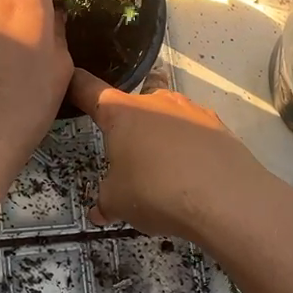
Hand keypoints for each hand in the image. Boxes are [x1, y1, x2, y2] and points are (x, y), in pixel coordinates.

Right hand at [68, 68, 290, 242]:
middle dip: (127, 127)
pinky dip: (187, 149)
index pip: (88, 89)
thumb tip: (99, 211)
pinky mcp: (218, 126)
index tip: (68, 81)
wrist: (224, 199)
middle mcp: (154, 101)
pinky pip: (192, 133)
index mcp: (121, 112)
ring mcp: (190, 110)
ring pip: (165, 117)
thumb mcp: (117, 202)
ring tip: (162, 172)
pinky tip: (190, 175)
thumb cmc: (155, 192)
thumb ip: (105, 201)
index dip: (74, 86)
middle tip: (126, 159)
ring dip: (159, 136)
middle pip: (132, 105)